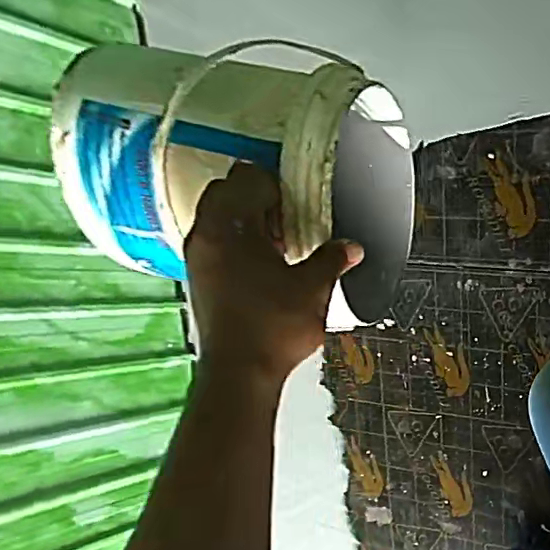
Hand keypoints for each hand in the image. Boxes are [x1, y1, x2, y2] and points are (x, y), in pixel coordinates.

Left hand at [184, 162, 362, 382]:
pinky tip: (267, 270)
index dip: (279, 186)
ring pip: (220, 220)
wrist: (241, 371)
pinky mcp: (201, 280)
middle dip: (261, 201)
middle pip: (228, 193)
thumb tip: (350, 247)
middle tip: (292, 222)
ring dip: (250, 224)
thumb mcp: (313, 289)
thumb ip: (332, 260)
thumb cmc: (275, 326)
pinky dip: (240, 246)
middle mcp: (205, 235)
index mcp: (230, 226)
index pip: (249, 178)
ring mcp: (199, 258)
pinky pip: (218, 245)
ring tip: (283, 247)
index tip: (302, 204)